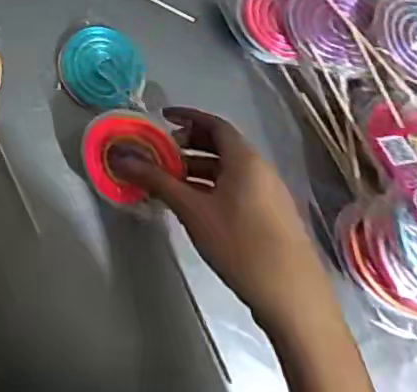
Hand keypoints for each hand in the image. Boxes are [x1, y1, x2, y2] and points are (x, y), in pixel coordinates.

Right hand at [111, 107, 334, 325]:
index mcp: (244, 157)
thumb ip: (157, 181)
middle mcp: (260, 168)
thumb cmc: (241, 244)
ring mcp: (270, 193)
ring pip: (229, 169)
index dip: (187, 117)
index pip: (213, 123)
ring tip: (171, 184)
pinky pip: (238, 188)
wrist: (294, 299)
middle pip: (221, 145)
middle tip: (161, 154)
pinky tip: (197, 209)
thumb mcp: (193, 211)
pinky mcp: (273, 217)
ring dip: (199, 170)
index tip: (162, 118)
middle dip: (189, 146)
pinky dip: (214, 188)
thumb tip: (122, 158)